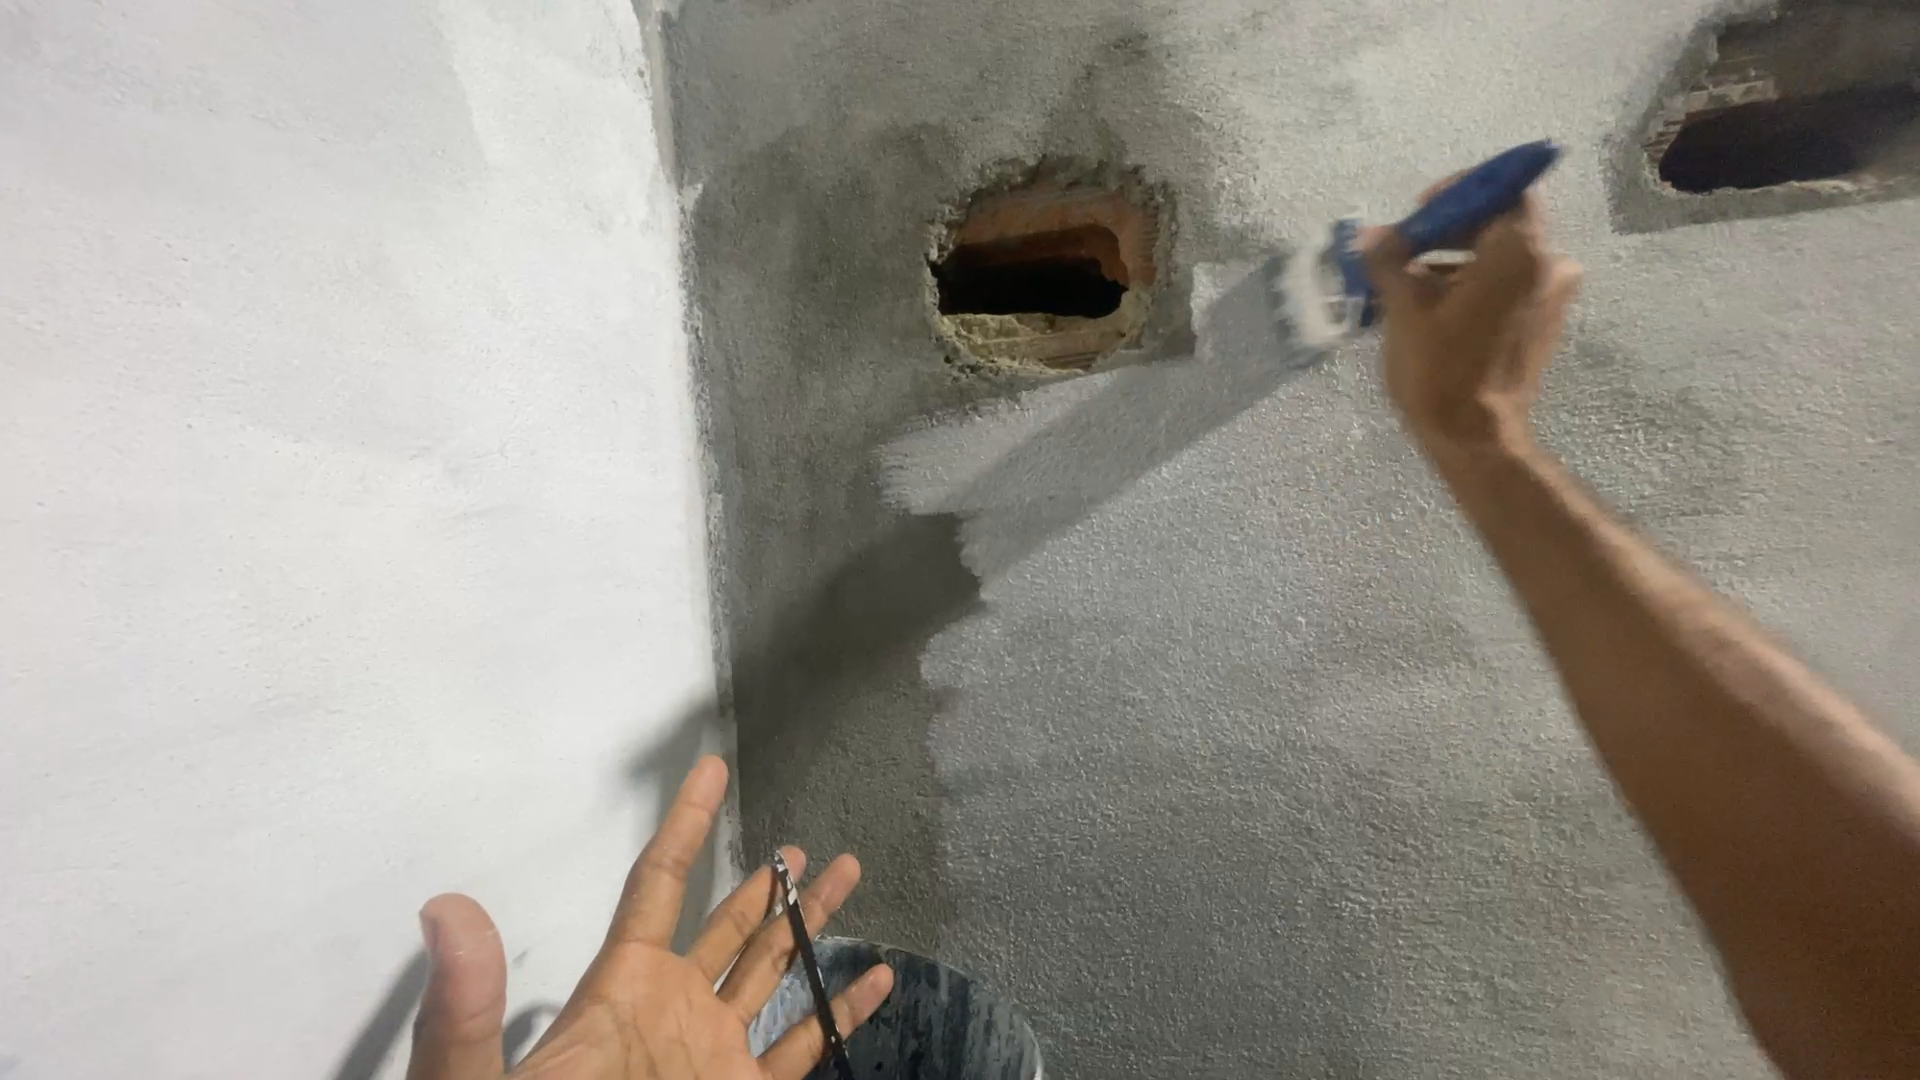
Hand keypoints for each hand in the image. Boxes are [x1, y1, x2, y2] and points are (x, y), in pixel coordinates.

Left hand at [406, 756, 893, 1079]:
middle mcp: (677, 1007)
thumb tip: (443, 907)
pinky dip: (845, 1009)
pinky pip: (808, 1044)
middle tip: (798, 848)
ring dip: (811, 923)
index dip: (685, 823)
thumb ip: (466, 1007)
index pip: (661, 883)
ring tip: (845, 873)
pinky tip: (877, 976)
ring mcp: (717, 1052)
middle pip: (733, 924)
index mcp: (625, 985)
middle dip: (768, 883)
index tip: (710, 768)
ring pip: (776, 969)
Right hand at [1359, 185, 1582, 452]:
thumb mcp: (1405, 311)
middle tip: (1402, 250)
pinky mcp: (1539, 322)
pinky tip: (1430, 309)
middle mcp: (1548, 264)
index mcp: (1520, 252)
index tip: (1418, 212)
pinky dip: (1469, 285)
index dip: (1461, 192)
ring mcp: (1549, 295)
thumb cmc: (1439, 370)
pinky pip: (1505, 284)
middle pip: (1499, 224)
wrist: (1474, 435)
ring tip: (1406, 285)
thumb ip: (1391, 262)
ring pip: (1499, 257)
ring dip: (1453, 260)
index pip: (1505, 190)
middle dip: (1448, 230)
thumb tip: (1371, 235)